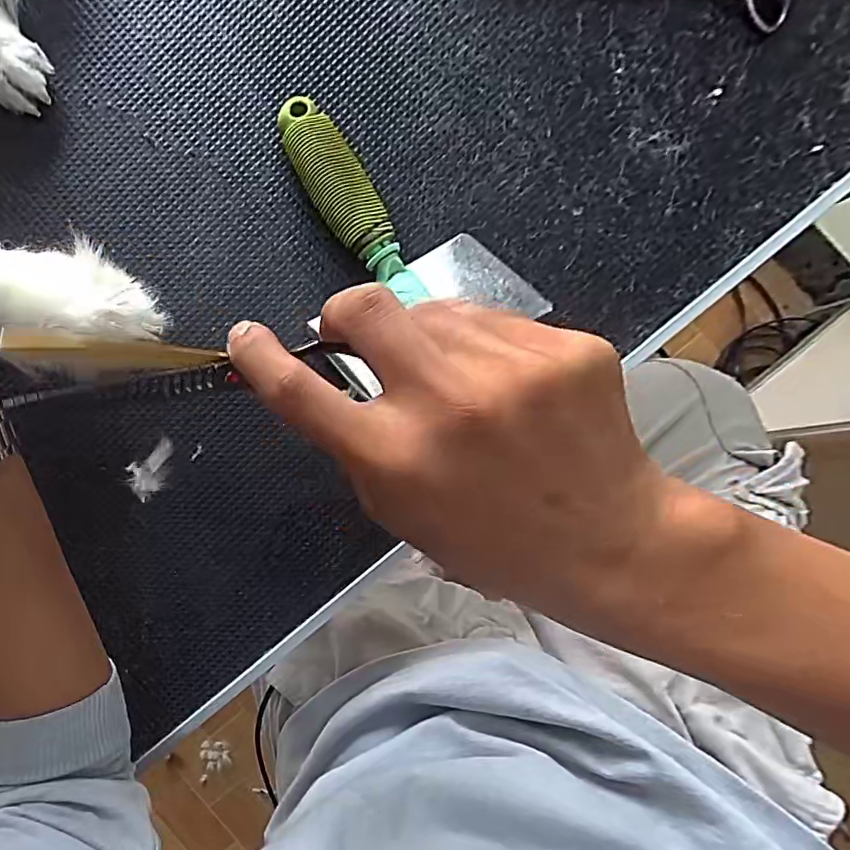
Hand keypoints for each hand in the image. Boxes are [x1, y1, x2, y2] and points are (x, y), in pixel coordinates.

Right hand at [227, 286, 743, 622]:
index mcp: (393, 456)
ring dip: (418, 335)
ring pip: (430, 309)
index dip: (260, 358)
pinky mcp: (565, 345)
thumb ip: (360, 443)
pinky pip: (490, 320)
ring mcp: (510, 366)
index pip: (301, 393)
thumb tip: (345, 380)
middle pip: (363, 308)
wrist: (605, 541)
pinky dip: (476, 343)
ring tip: (448, 376)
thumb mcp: (397, 508)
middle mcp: (443, 401)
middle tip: (348, 331)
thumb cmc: (483, 541)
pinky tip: (501, 382)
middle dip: (341, 312)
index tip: (244, 336)